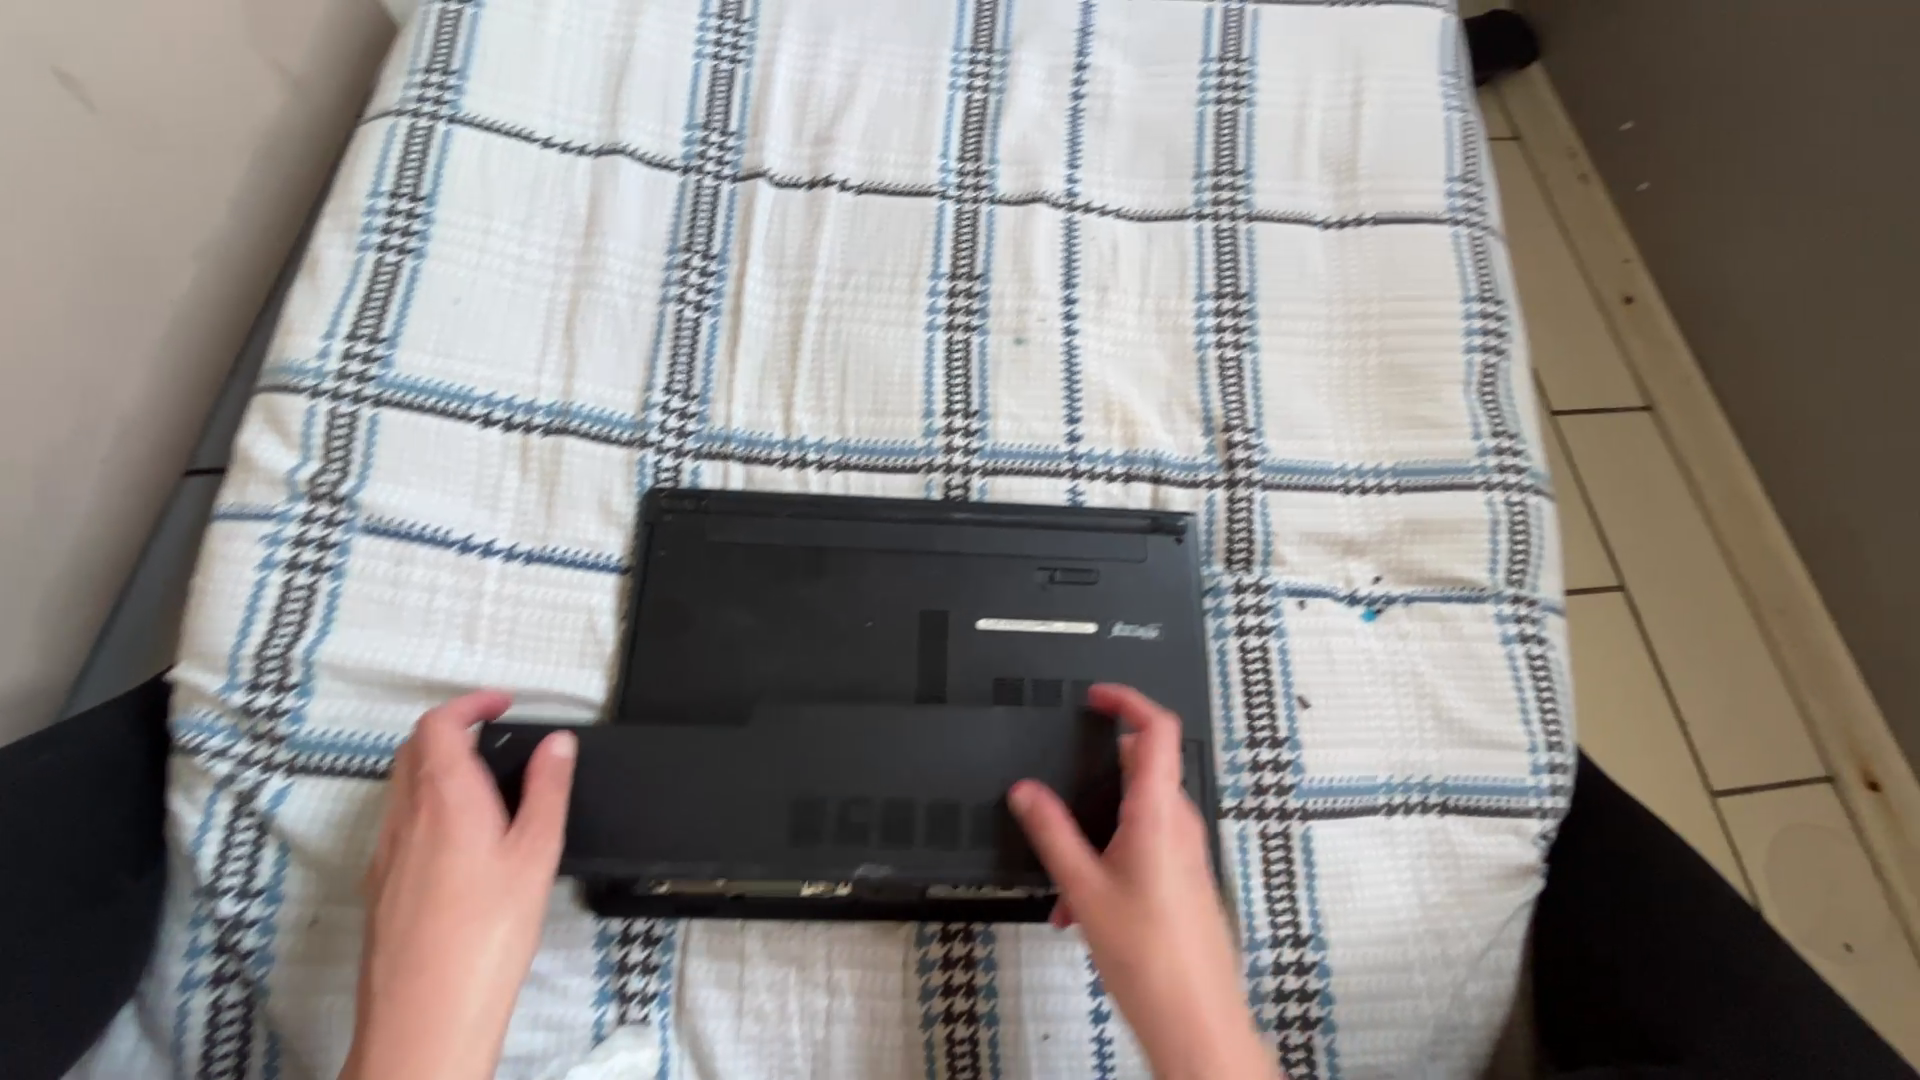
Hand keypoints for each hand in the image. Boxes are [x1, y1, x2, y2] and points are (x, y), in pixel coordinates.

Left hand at [341, 692, 576, 1079]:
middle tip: (496, 732)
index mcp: (444, 799)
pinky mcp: (379, 884)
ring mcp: (384, 853)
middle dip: (452, 727)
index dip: (470, 703)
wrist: (425, 1015)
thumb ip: (547, 788)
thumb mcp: (537, 851)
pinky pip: (398, 820)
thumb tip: (557, 743)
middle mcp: (404, 818)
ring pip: (401, 785)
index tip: (503, 702)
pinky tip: (463, 834)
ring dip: (437, 763)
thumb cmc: (489, 931)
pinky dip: (427, 801)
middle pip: (412, 749)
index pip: (438, 726)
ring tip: (486, 778)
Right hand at [1009, 685, 1281, 1079]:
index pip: (1157, 729)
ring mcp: (1185, 850)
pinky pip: (1145, 844)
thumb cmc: (1150, 958)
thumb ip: (1051, 832)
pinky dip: (1110, 855)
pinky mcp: (1183, 876)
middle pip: (1142, 768)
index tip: (1098, 696)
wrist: (1196, 1020)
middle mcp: (1179, 824)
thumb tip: (1026, 792)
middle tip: (1060, 794)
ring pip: (1138, 812)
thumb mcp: (1083, 888)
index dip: (1128, 700)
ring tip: (1065, 875)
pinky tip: (1082, 905)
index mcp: (1158, 813)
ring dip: (1097, 829)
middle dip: (1095, 778)